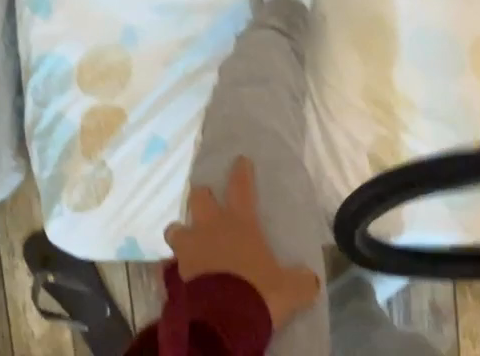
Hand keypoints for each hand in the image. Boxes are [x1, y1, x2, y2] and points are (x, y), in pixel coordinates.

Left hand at [165, 157, 321, 331]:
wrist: (225, 320)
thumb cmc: (259, 291)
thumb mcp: (289, 288)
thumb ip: (300, 279)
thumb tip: (309, 278)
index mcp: (240, 222)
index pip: (241, 186)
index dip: (241, 171)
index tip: (240, 160)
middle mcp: (212, 226)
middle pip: (199, 197)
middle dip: (202, 196)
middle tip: (207, 203)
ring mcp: (190, 247)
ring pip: (176, 228)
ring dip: (181, 231)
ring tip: (187, 240)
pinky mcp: (176, 271)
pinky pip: (170, 263)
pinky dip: (174, 266)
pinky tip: (180, 273)